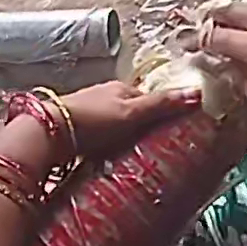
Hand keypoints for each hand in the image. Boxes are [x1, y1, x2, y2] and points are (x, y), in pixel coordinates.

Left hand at [56, 81, 203, 157]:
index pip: (149, 98)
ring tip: (133, 156)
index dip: (162, 113)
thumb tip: (198, 93)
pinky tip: (108, 157)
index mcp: (121, 88)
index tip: (173, 131)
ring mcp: (88, 111)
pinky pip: (99, 136)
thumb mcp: (133, 112)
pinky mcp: (75, 128)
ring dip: (123, 137)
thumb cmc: (94, 120)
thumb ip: (163, 105)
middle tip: (155, 148)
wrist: (48, 134)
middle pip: (131, 110)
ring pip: (114, 124)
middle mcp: (104, 95)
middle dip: (142, 126)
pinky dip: (107, 144)